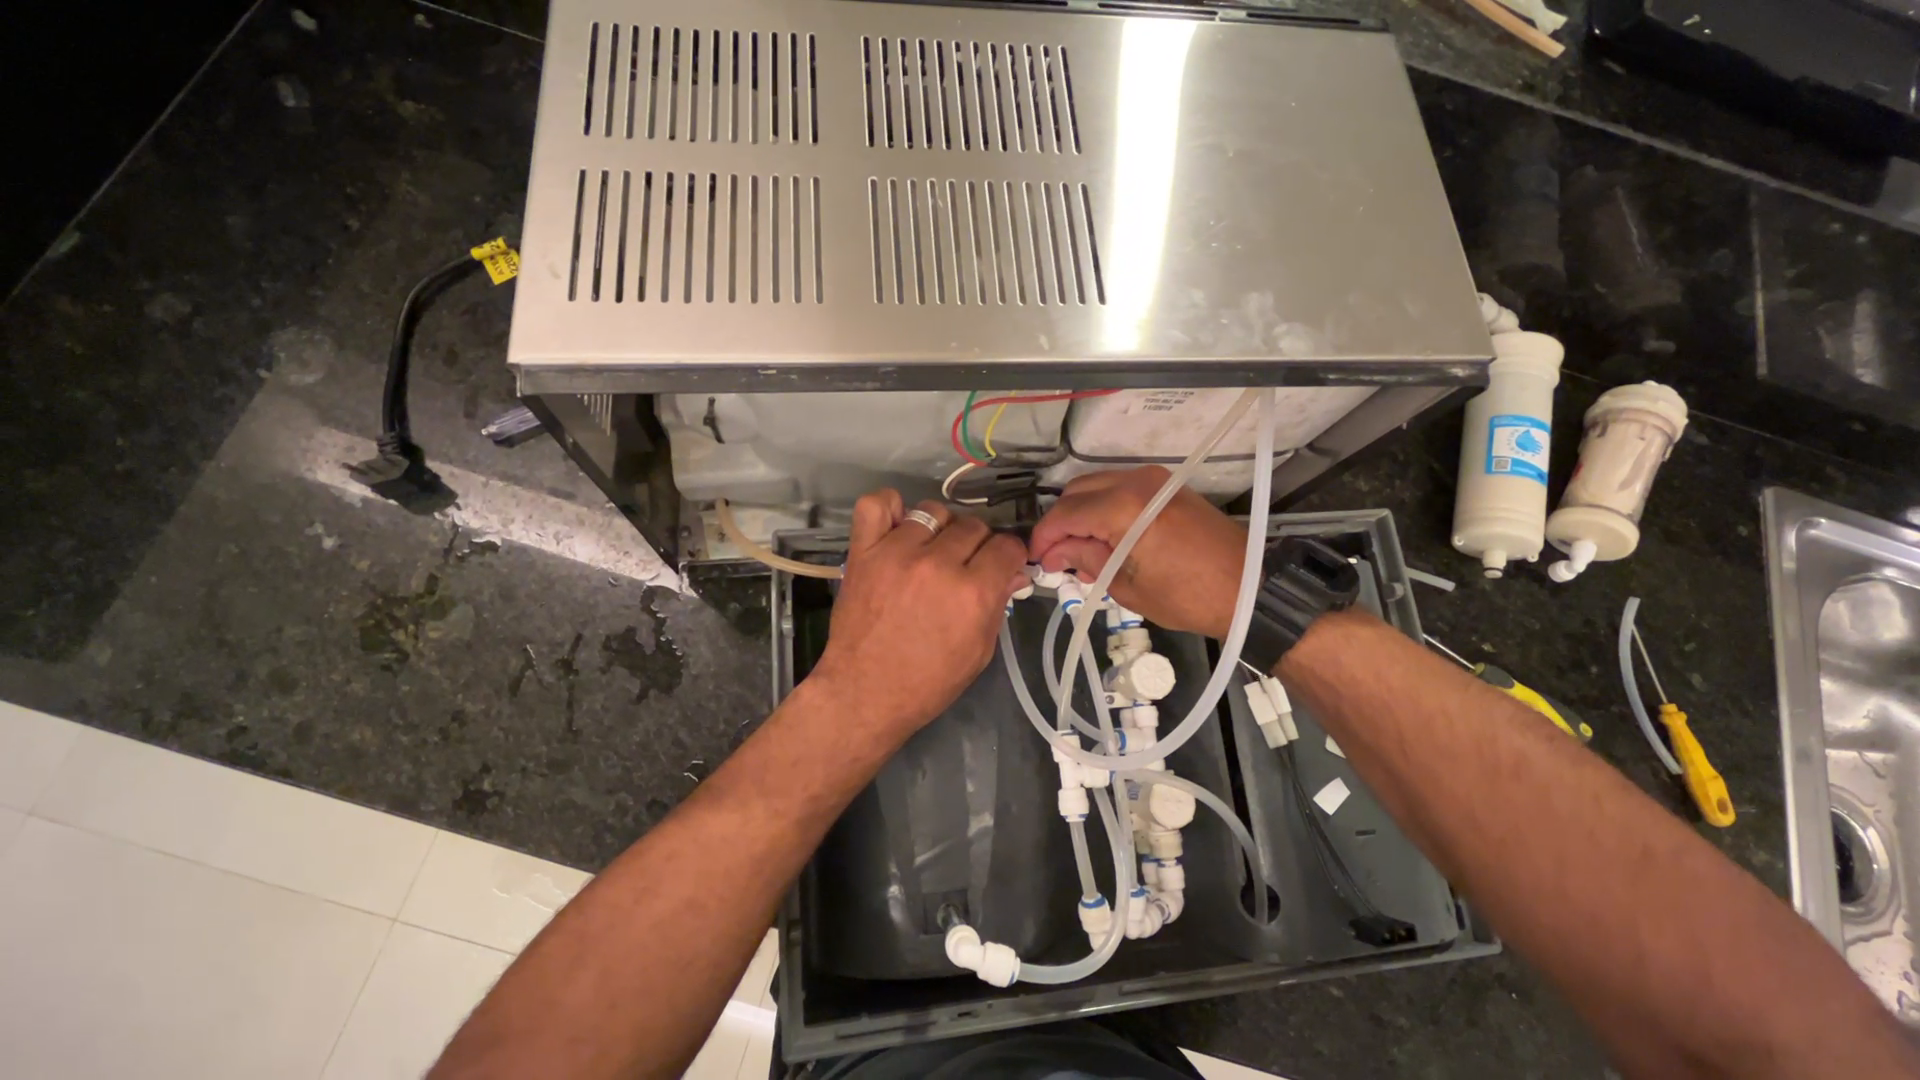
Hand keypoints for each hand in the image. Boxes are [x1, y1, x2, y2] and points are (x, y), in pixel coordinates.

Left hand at [808, 491, 1029, 734]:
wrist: (865, 694)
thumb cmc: (928, 682)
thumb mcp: (979, 651)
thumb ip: (998, 604)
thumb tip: (1013, 572)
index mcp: (972, 592)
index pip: (1006, 546)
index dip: (1008, 557)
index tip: (1001, 567)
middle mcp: (937, 564)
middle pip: (972, 526)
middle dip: (977, 546)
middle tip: (964, 568)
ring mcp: (896, 553)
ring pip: (933, 512)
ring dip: (939, 531)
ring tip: (931, 553)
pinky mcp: (863, 552)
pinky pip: (877, 505)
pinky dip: (890, 509)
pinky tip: (897, 529)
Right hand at [1028, 466, 1247, 638]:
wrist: (1249, 587)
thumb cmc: (1187, 596)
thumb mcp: (1128, 586)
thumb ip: (1088, 560)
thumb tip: (1058, 553)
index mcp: (1124, 508)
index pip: (1065, 514)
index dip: (1044, 537)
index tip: (1036, 559)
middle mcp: (1136, 483)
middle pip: (1076, 492)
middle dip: (1060, 523)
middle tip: (1055, 557)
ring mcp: (1154, 479)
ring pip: (1097, 486)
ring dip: (1080, 512)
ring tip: (1078, 549)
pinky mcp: (1166, 485)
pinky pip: (1120, 488)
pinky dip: (1103, 507)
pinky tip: (1103, 536)